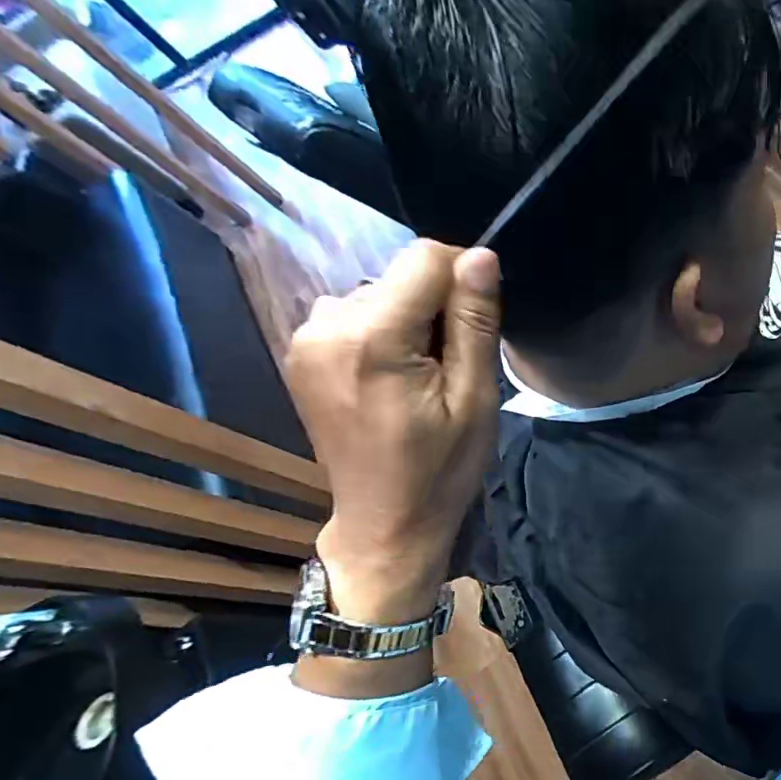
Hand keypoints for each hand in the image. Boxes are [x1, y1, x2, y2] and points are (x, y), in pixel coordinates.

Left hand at [284, 241, 501, 625]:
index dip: (461, 281)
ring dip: (405, 323)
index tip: (475, 328)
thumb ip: (474, 323)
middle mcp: (326, 324)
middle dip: (432, 310)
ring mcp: (305, 339)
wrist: (385, 523)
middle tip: (447, 372)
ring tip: (417, 381)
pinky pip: (351, 316)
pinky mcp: (299, 354)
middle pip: (398, 278)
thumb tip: (480, 256)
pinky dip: (378, 335)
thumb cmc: (440, 470)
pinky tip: (387, 380)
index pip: (423, 259)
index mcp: (372, 337)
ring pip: (376, 295)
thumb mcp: (475, 400)